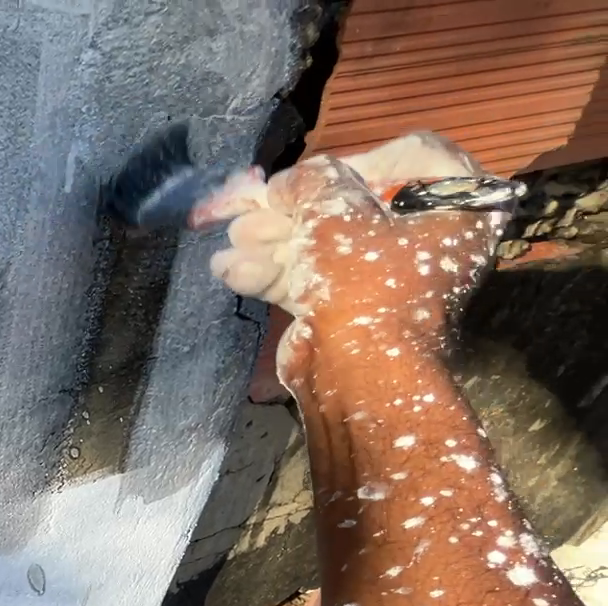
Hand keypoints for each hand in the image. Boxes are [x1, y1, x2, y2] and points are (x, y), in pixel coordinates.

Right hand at [208, 133, 510, 387]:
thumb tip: (287, 181)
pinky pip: (300, 275)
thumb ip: (313, 183)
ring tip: (233, 240)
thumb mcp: (338, 217)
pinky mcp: (338, 302)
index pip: (406, 157)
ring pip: (313, 241)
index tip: (306, 180)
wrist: (357, 369)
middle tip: (247, 210)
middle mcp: (421, 234)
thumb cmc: (366, 284)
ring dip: (266, 239)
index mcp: (455, 203)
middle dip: (288, 209)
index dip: (350, 162)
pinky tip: (229, 269)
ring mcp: (376, 271)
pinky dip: (264, 270)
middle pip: (344, 204)